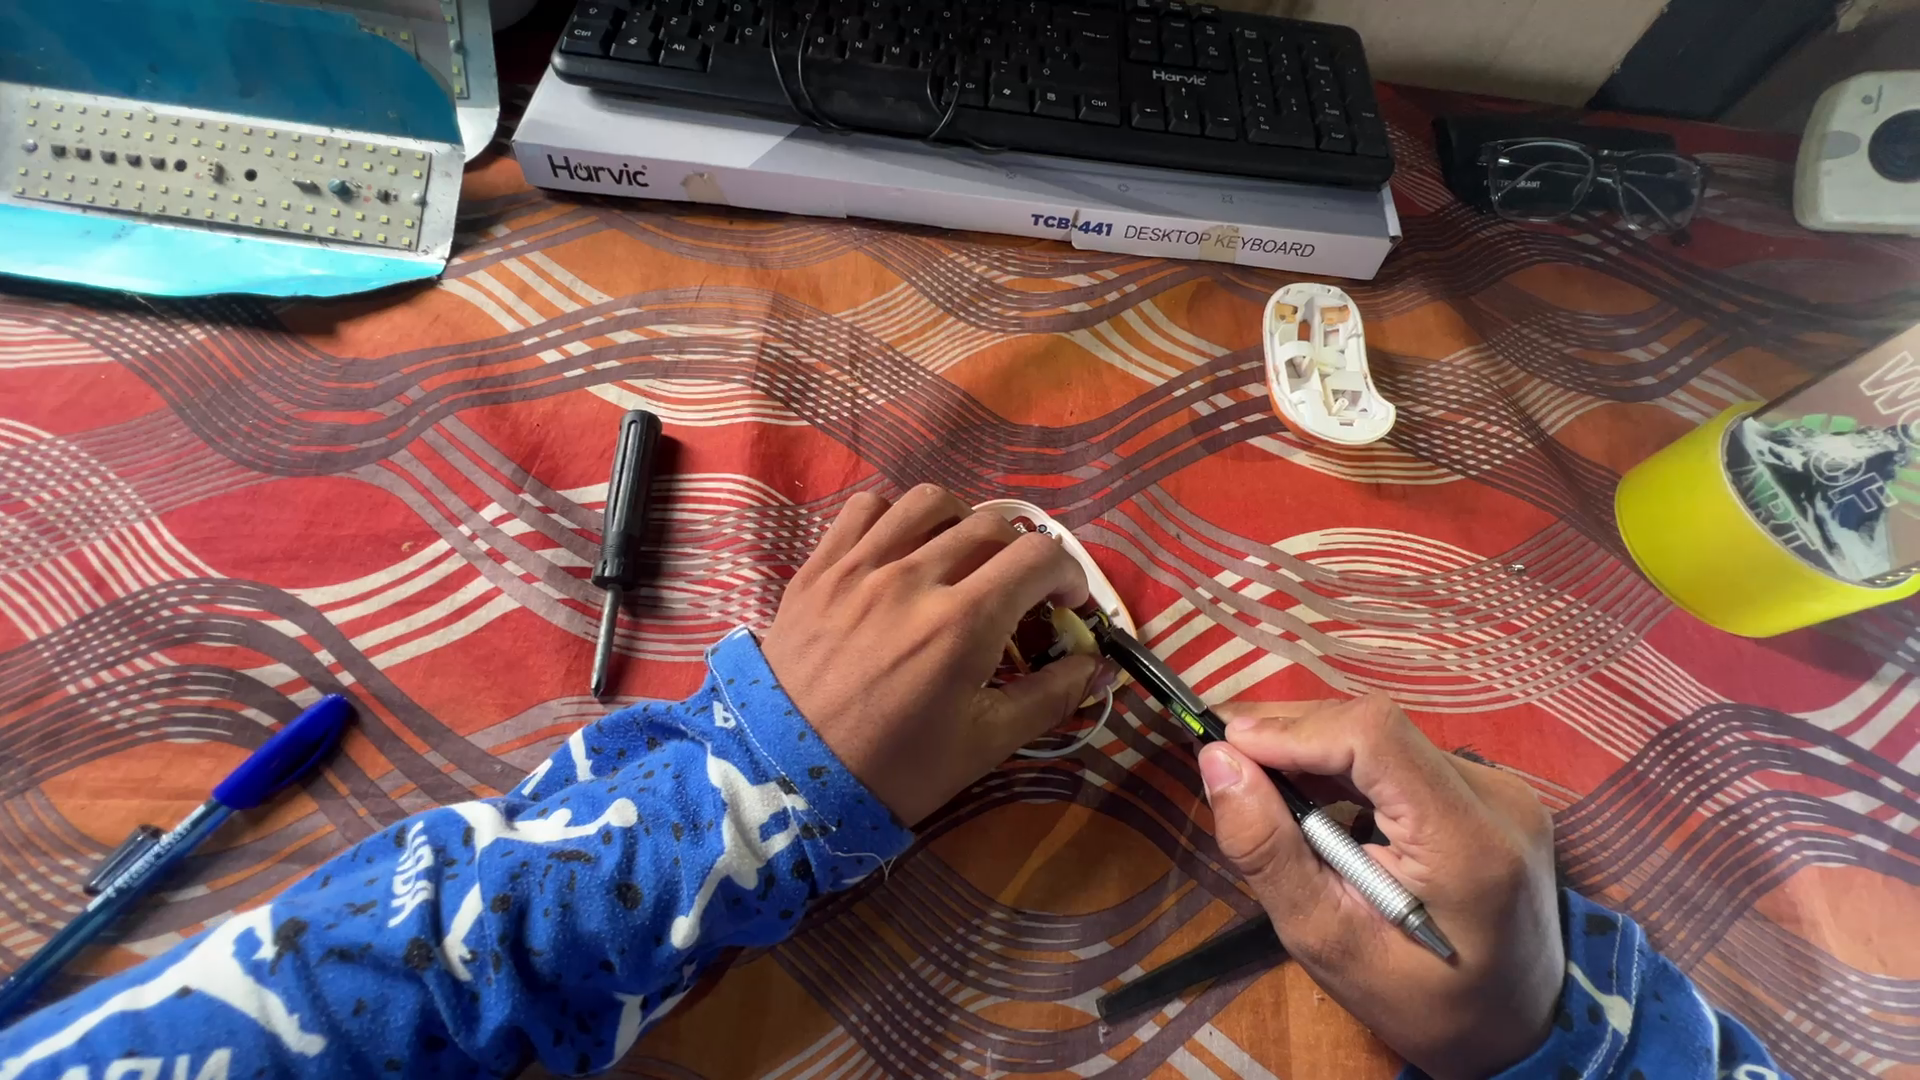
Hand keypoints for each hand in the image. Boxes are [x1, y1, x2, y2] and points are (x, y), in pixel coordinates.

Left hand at [761, 484, 1100, 824]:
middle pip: (991, 525)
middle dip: (1021, 554)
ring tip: (961, 557)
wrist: (784, 776)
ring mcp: (860, 565)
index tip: (1064, 603)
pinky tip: (900, 550)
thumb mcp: (983, 744)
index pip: (1038, 556)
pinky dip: (896, 517)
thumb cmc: (893, 770)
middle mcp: (914, 577)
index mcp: (962, 622)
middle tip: (1016, 591)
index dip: (1068, 573)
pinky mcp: (819, 566)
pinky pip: (866, 508)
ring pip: (929, 501)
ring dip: (962, 522)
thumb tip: (1099, 667)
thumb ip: (1049, 698)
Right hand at [1201, 695, 1562, 1079]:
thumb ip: (1267, 850)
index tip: (1226, 747)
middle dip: (1285, 731)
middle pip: (1370, 725)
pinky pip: (1391, 748)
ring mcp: (1494, 786)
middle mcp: (1492, 796)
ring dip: (1304, 741)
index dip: (1293, 729)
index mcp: (1465, 842)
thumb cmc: (1417, 1001)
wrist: (1517, 1031)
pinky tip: (1301, 781)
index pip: (1374, 738)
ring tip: (1252, 769)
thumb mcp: (1325, 940)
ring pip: (1376, 730)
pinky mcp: (1481, 786)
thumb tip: (1216, 759)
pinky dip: (1332, 756)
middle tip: (1222, 754)